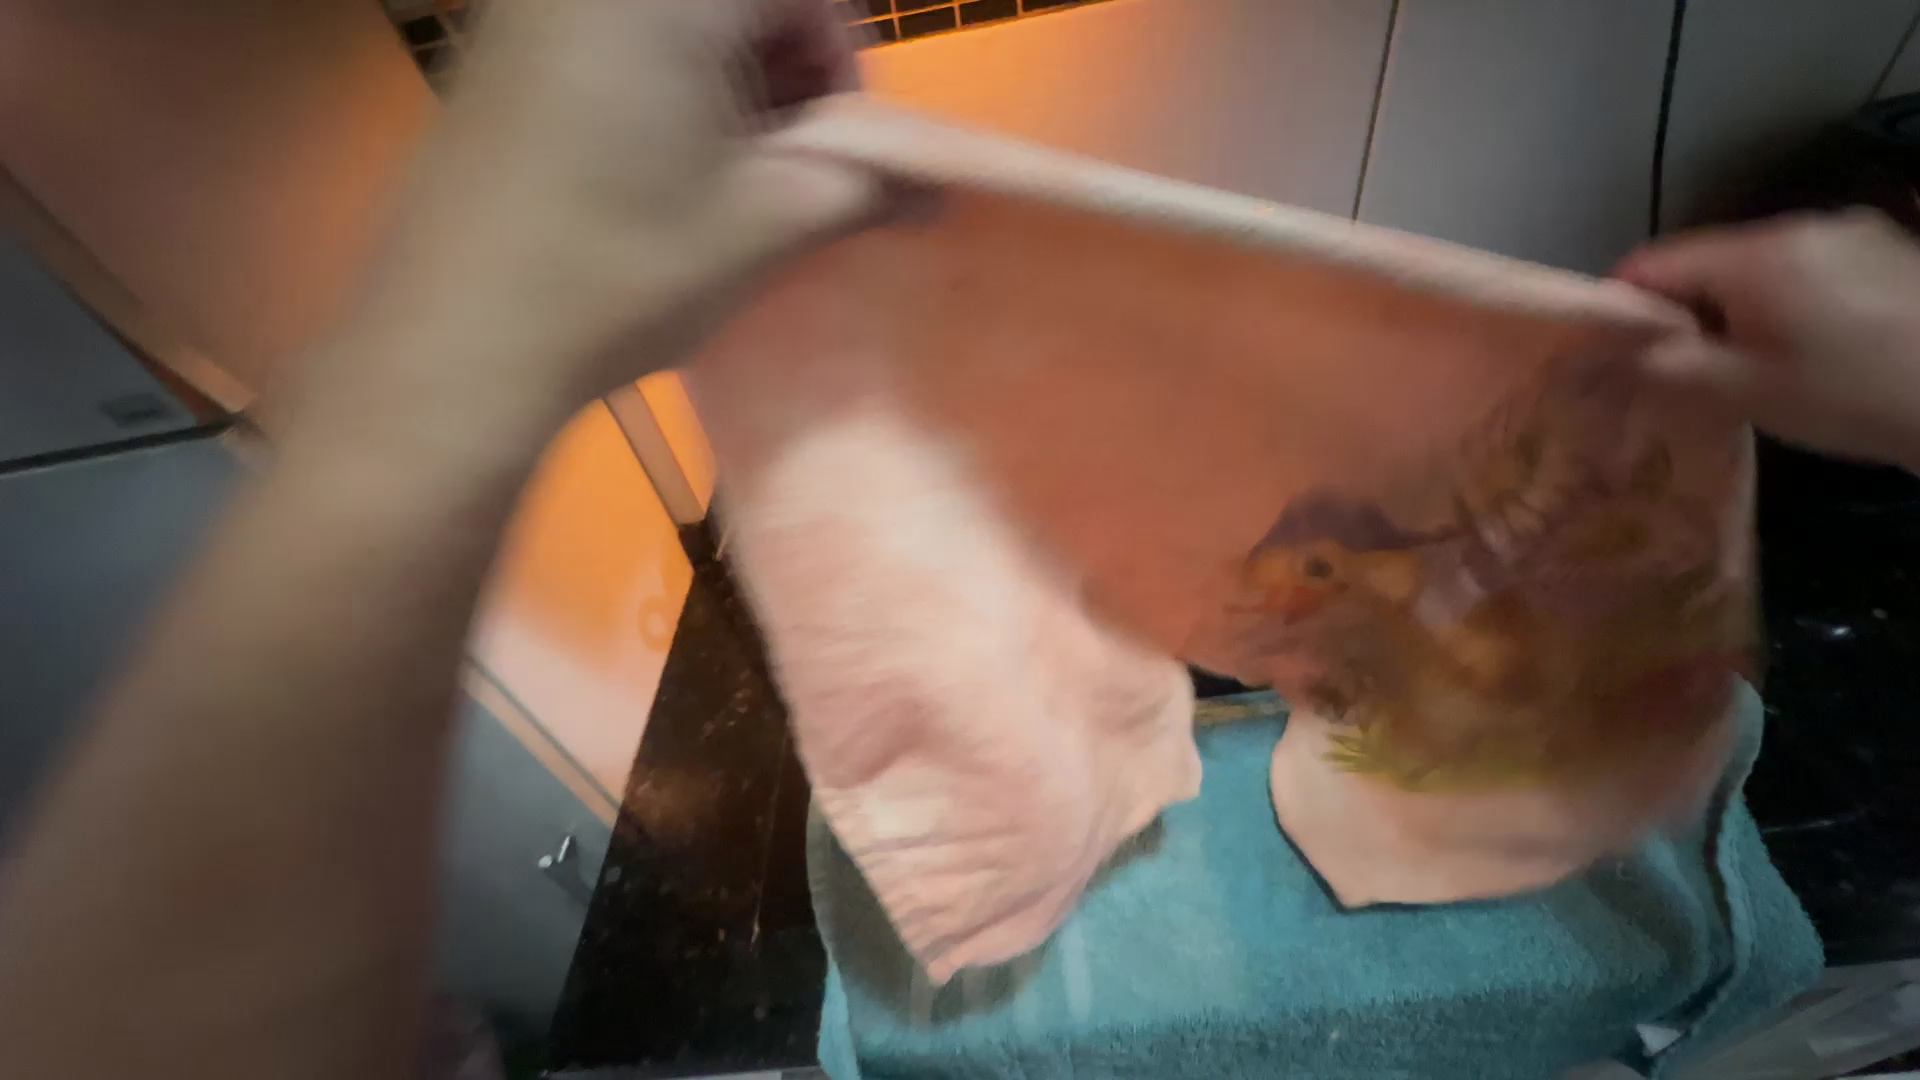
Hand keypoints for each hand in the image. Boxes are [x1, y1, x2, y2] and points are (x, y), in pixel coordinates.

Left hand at [303, 0, 877, 444]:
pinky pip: (629, 39)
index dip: (843, 57)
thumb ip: (864, 190)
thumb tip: (940, 193)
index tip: (842, 143)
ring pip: (687, 23)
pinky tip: (681, 165)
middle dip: (793, 69)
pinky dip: (683, 87)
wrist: (463, 337)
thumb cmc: (625, 274)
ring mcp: (541, 8)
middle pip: (742, 1)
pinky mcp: (515, 50)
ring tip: (741, 173)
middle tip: (797, 161)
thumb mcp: (764, 229)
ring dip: (741, 82)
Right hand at [1616, 210, 1919, 471]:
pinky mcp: (1886, 255)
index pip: (1647, 263)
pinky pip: (1797, 273)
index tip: (1610, 354)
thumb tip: (1599, 354)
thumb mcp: (1733, 391)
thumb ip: (1655, 364)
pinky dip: (1772, 307)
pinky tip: (1793, 351)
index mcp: (1758, 254)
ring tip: (1735, 365)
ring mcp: (1853, 236)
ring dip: (1723, 312)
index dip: (1615, 306)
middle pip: (1699, 264)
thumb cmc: (1850, 393)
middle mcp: (1804, 227)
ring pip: (1747, 271)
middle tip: (1673, 369)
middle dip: (1673, 312)